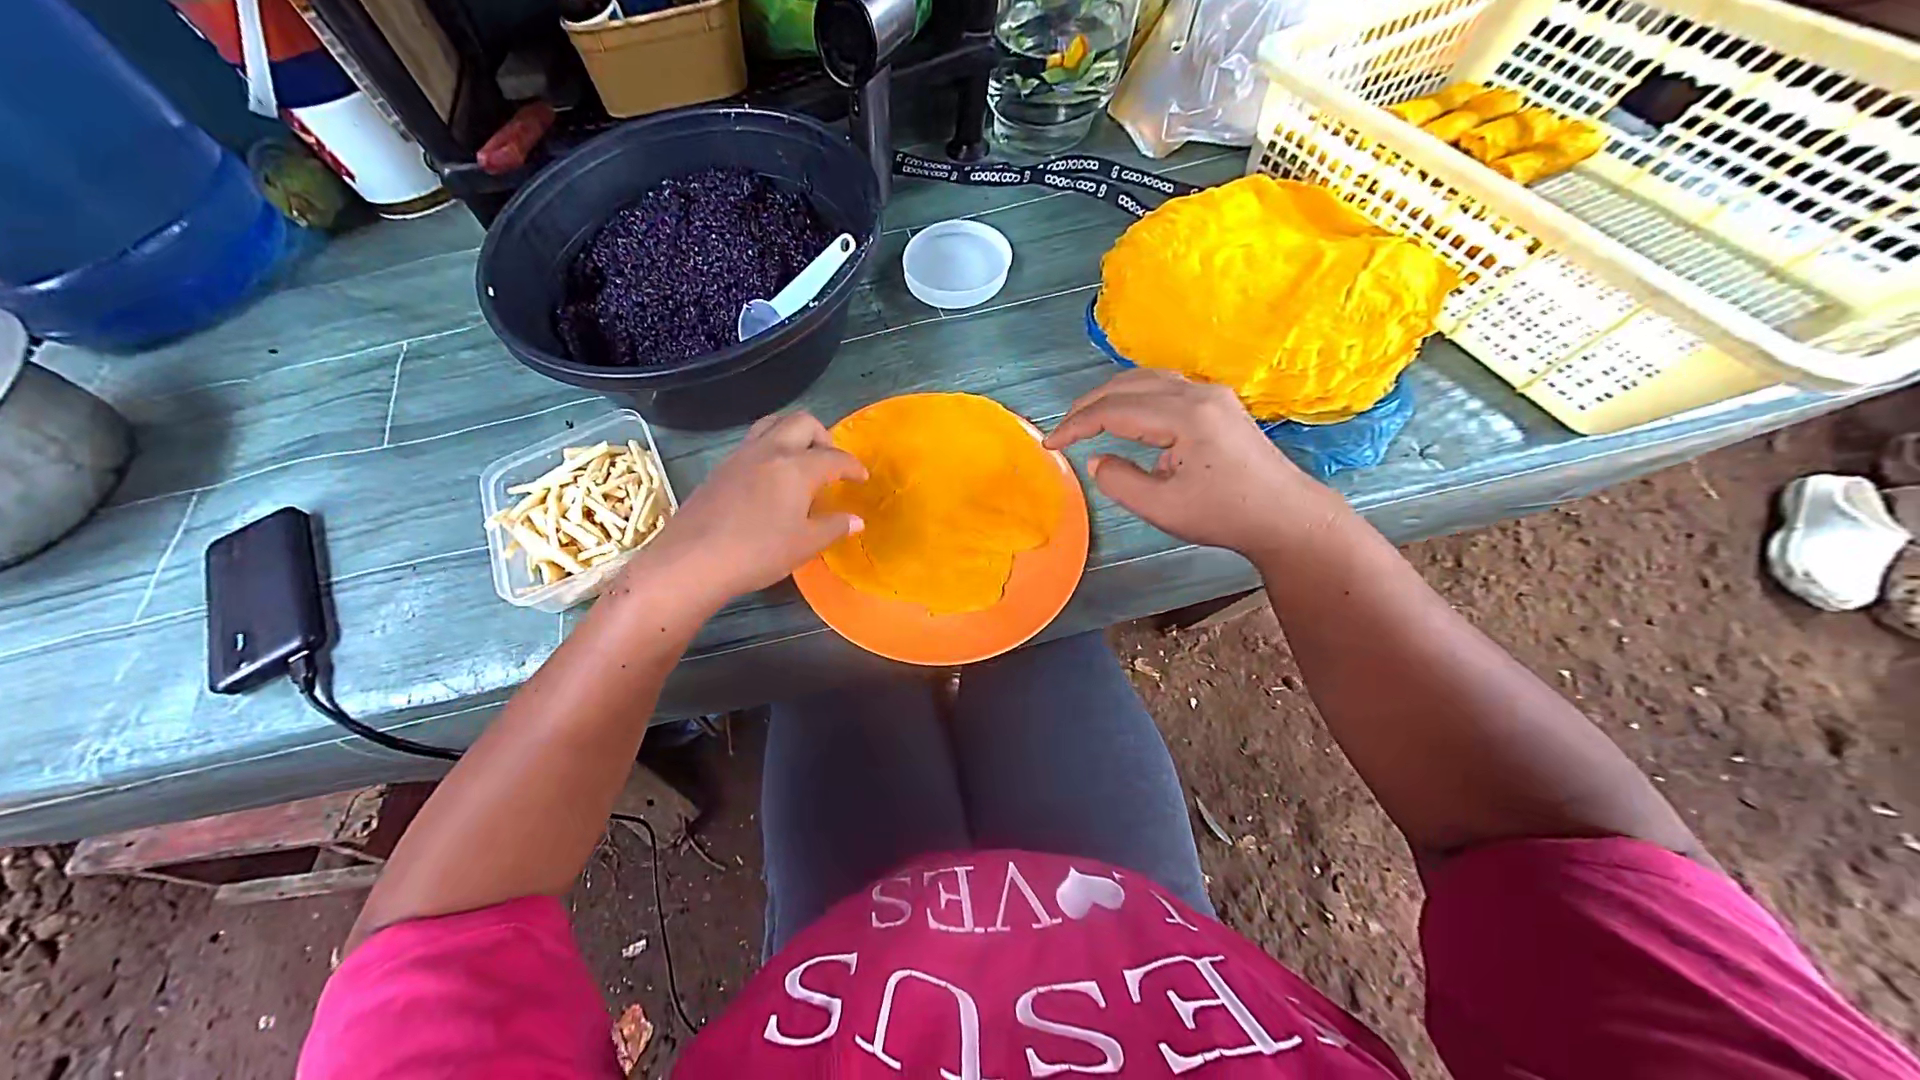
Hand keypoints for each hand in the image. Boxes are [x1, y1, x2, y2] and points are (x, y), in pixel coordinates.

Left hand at [639, 411, 865, 601]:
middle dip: (823, 437)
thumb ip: (834, 527)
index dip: (853, 466)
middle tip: (829, 464)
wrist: (693, 561)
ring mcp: (741, 456)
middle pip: (802, 423)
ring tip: (801, 462)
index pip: (834, 457)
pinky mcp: (720, 468)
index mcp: (797, 467)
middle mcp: (770, 451)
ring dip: (794, 434)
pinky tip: (771, 480)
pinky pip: (753, 443)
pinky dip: (771, 449)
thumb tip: (855, 520)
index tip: (861, 478)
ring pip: (773, 424)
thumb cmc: (758, 553)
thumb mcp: (805, 544)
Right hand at [1044, 369, 1350, 558]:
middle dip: (1088, 405)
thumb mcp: (1162, 508)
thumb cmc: (1226, 515)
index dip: (1076, 425)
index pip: (1115, 409)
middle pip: (1129, 385)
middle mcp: (1198, 393)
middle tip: (1062, 430)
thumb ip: (1119, 481)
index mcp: (1186, 415)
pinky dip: (1134, 397)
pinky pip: (1165, 387)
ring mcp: (1212, 394)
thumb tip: (1097, 460)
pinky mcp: (1218, 404)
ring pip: (1147, 380)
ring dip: (1111, 396)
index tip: (1050, 444)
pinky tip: (1125, 415)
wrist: (1286, 516)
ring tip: (1085, 419)